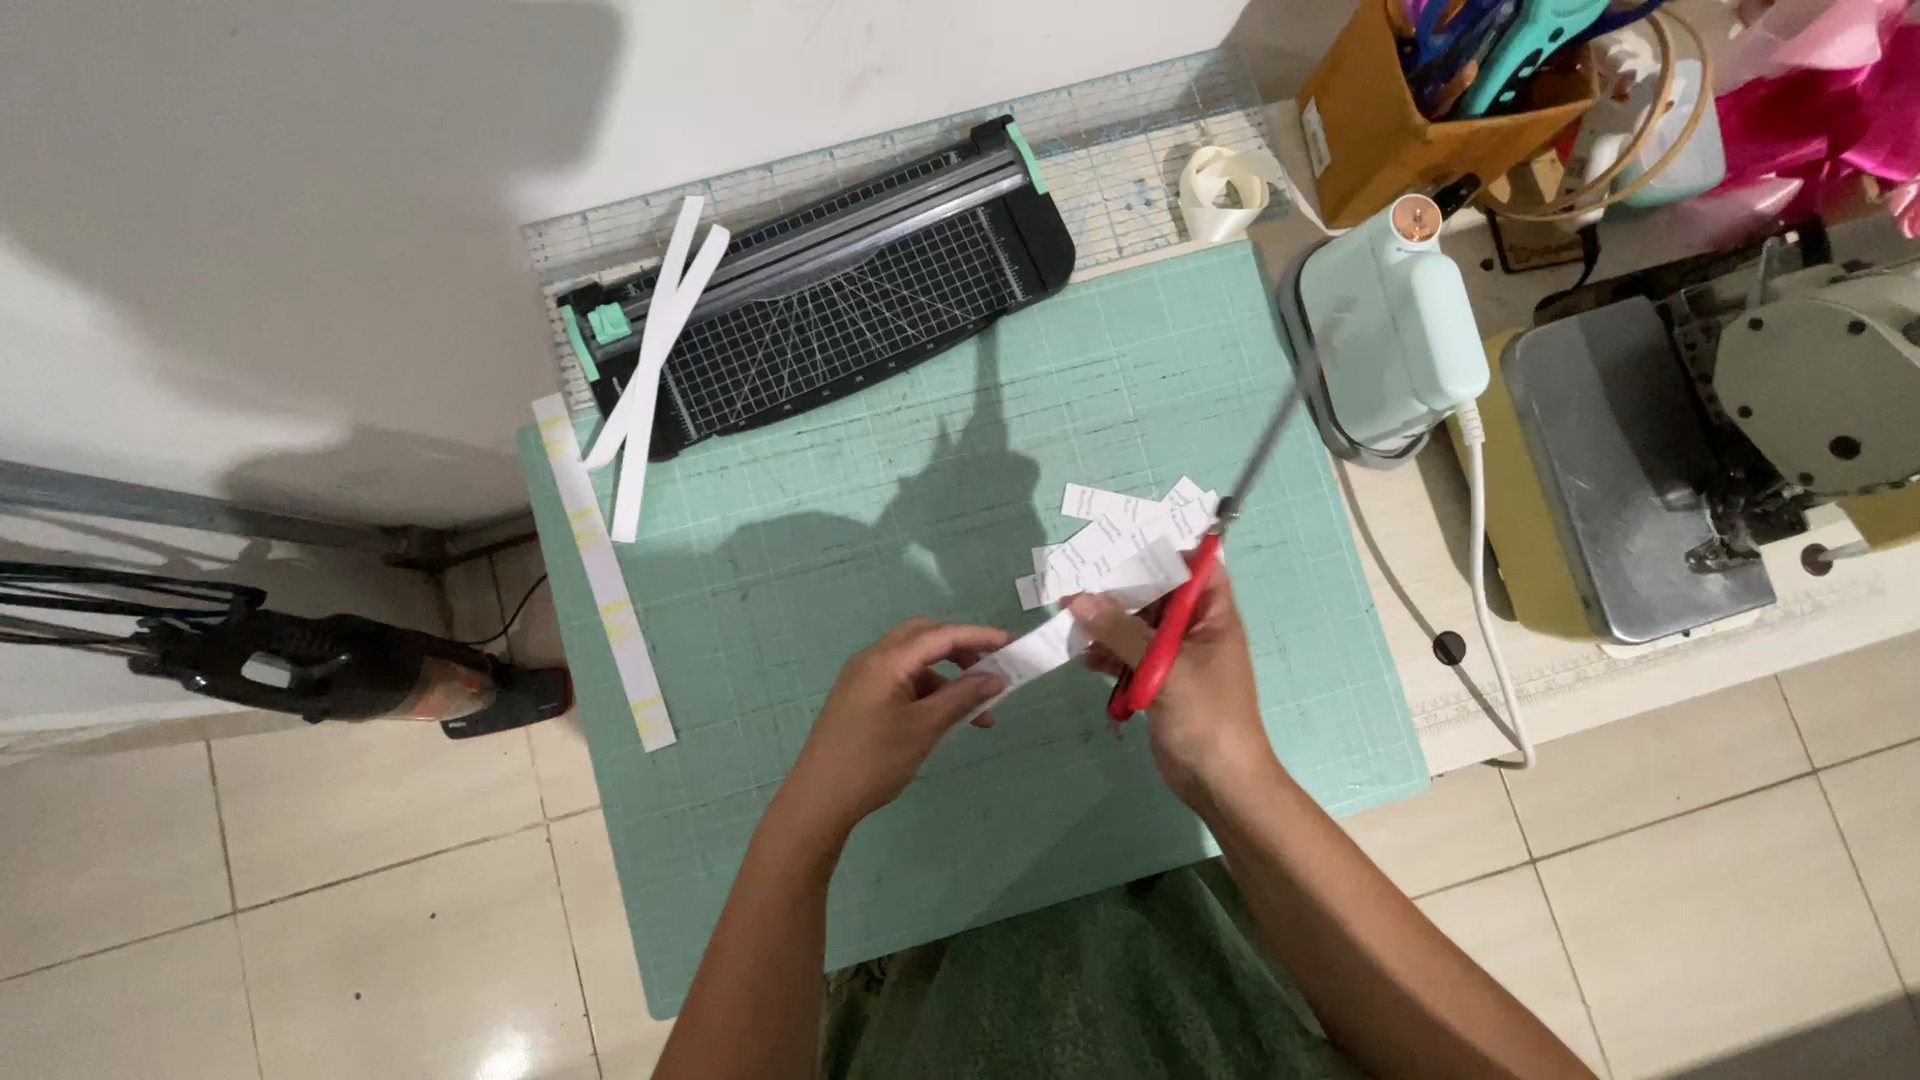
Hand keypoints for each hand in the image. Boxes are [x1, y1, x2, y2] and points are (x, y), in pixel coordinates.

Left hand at [775, 618, 1010, 841]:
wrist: (818, 799)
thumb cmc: (873, 761)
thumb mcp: (924, 728)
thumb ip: (961, 697)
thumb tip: (995, 677)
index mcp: (887, 660)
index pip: (941, 635)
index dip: (980, 637)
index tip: (1012, 645)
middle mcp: (872, 659)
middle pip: (925, 637)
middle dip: (961, 649)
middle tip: (990, 670)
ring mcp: (863, 677)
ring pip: (914, 661)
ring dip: (947, 678)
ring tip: (977, 711)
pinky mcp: (860, 696)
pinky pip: (901, 679)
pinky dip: (928, 691)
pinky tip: (945, 718)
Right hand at [1068, 565, 1279, 804]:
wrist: (1219, 782)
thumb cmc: (1207, 716)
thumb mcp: (1164, 667)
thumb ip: (1121, 632)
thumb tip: (1079, 598)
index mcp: (1213, 618)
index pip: (1198, 570)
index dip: (1168, 555)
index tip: (1126, 549)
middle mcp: (1195, 632)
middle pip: (1157, 598)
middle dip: (1121, 593)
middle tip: (1080, 586)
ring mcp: (1175, 659)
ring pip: (1137, 629)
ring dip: (1108, 627)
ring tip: (1073, 626)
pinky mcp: (1158, 684)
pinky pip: (1129, 658)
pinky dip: (1109, 657)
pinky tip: (1086, 659)